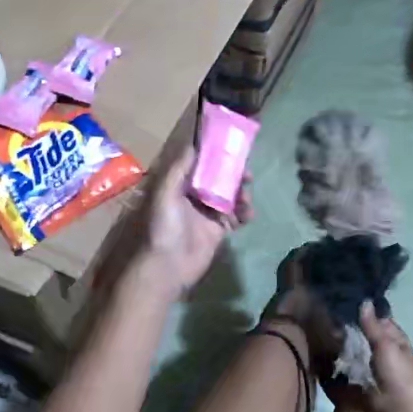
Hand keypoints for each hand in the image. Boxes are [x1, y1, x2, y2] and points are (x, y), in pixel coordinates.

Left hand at [136, 144, 252, 294]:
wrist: (167, 267)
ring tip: (246, 196)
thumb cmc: (164, 226)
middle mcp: (192, 196)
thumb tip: (194, 144)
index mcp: (177, 185)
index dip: (215, 155)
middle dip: (233, 173)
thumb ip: (179, 168)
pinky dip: (244, 212)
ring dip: (241, 192)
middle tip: (247, 174)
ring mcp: (206, 213)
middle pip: (218, 178)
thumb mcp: (165, 192)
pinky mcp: (217, 230)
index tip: (232, 146)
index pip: (199, 164)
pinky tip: (248, 213)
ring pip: (229, 195)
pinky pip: (235, 216)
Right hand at [331, 302, 412, 411]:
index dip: (374, 320)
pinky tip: (339, 375)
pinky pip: (365, 384)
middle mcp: (407, 369)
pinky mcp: (383, 403)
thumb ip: (375, 327)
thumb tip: (365, 301)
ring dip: (358, 360)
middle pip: (383, 349)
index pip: (392, 330)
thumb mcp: (388, 348)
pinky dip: (353, 378)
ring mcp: (395, 387)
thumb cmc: (402, 382)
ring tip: (334, 350)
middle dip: (364, 340)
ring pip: (374, 367)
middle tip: (338, 331)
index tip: (352, 311)